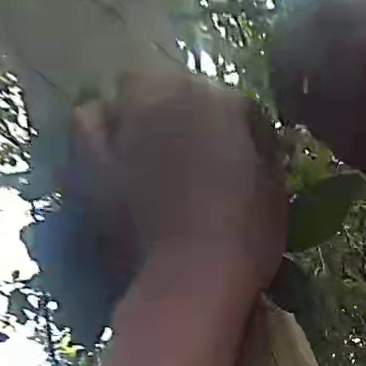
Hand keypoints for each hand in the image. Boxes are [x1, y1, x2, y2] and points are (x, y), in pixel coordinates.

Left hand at [72, 72, 284, 299]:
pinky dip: (102, 130)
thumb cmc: (245, 239)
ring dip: (143, 112)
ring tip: (152, 143)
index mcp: (221, 105)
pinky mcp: (92, 155)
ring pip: (129, 95)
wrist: (190, 278)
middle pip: (177, 87)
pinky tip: (113, 148)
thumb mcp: (275, 196)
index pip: (238, 106)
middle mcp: (169, 98)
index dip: (245, 133)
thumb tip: (259, 150)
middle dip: (187, 110)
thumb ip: (265, 160)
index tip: (251, 159)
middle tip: (198, 149)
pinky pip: (89, 123)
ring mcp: (125, 124)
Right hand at [269, 0, 365, 189]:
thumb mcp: (342, 137)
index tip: (292, 120)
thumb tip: (307, 103)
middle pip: (323, 30)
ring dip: (354, 59)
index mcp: (323, 21)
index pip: (285, 49)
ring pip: (362, 28)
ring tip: (362, 100)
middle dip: (319, 67)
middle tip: (323, 106)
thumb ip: (314, 114)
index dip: (284, 88)